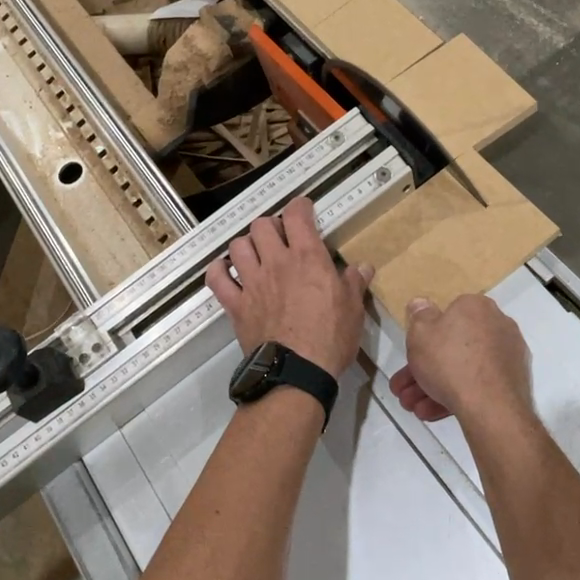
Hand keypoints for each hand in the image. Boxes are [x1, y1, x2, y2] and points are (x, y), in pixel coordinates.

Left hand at [205, 197, 372, 375]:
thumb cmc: (330, 339)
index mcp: (307, 258)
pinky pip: (217, 279)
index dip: (299, 207)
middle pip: (261, 225)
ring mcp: (251, 283)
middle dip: (271, 226)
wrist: (296, 372)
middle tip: (280, 238)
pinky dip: (218, 270)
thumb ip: (354, 283)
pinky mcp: (235, 305)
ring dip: (246, 245)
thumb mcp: (353, 309)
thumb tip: (363, 267)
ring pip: (238, 246)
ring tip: (256, 254)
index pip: (296, 216)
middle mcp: (275, 263)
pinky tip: (226, 271)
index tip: (303, 210)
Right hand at [390, 294, 533, 423]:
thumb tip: (421, 304)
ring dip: (433, 388)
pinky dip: (455, 396)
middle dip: (424, 371)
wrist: (491, 408)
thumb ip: (419, 316)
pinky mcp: (513, 383)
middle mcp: (498, 326)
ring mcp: (508, 356)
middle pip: (453, 347)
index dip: (424, 337)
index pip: (448, 315)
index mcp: (477, 307)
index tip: (410, 355)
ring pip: (463, 369)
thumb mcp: (420, 334)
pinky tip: (432, 413)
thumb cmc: (450, 361)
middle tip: (404, 389)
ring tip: (414, 407)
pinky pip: (478, 385)